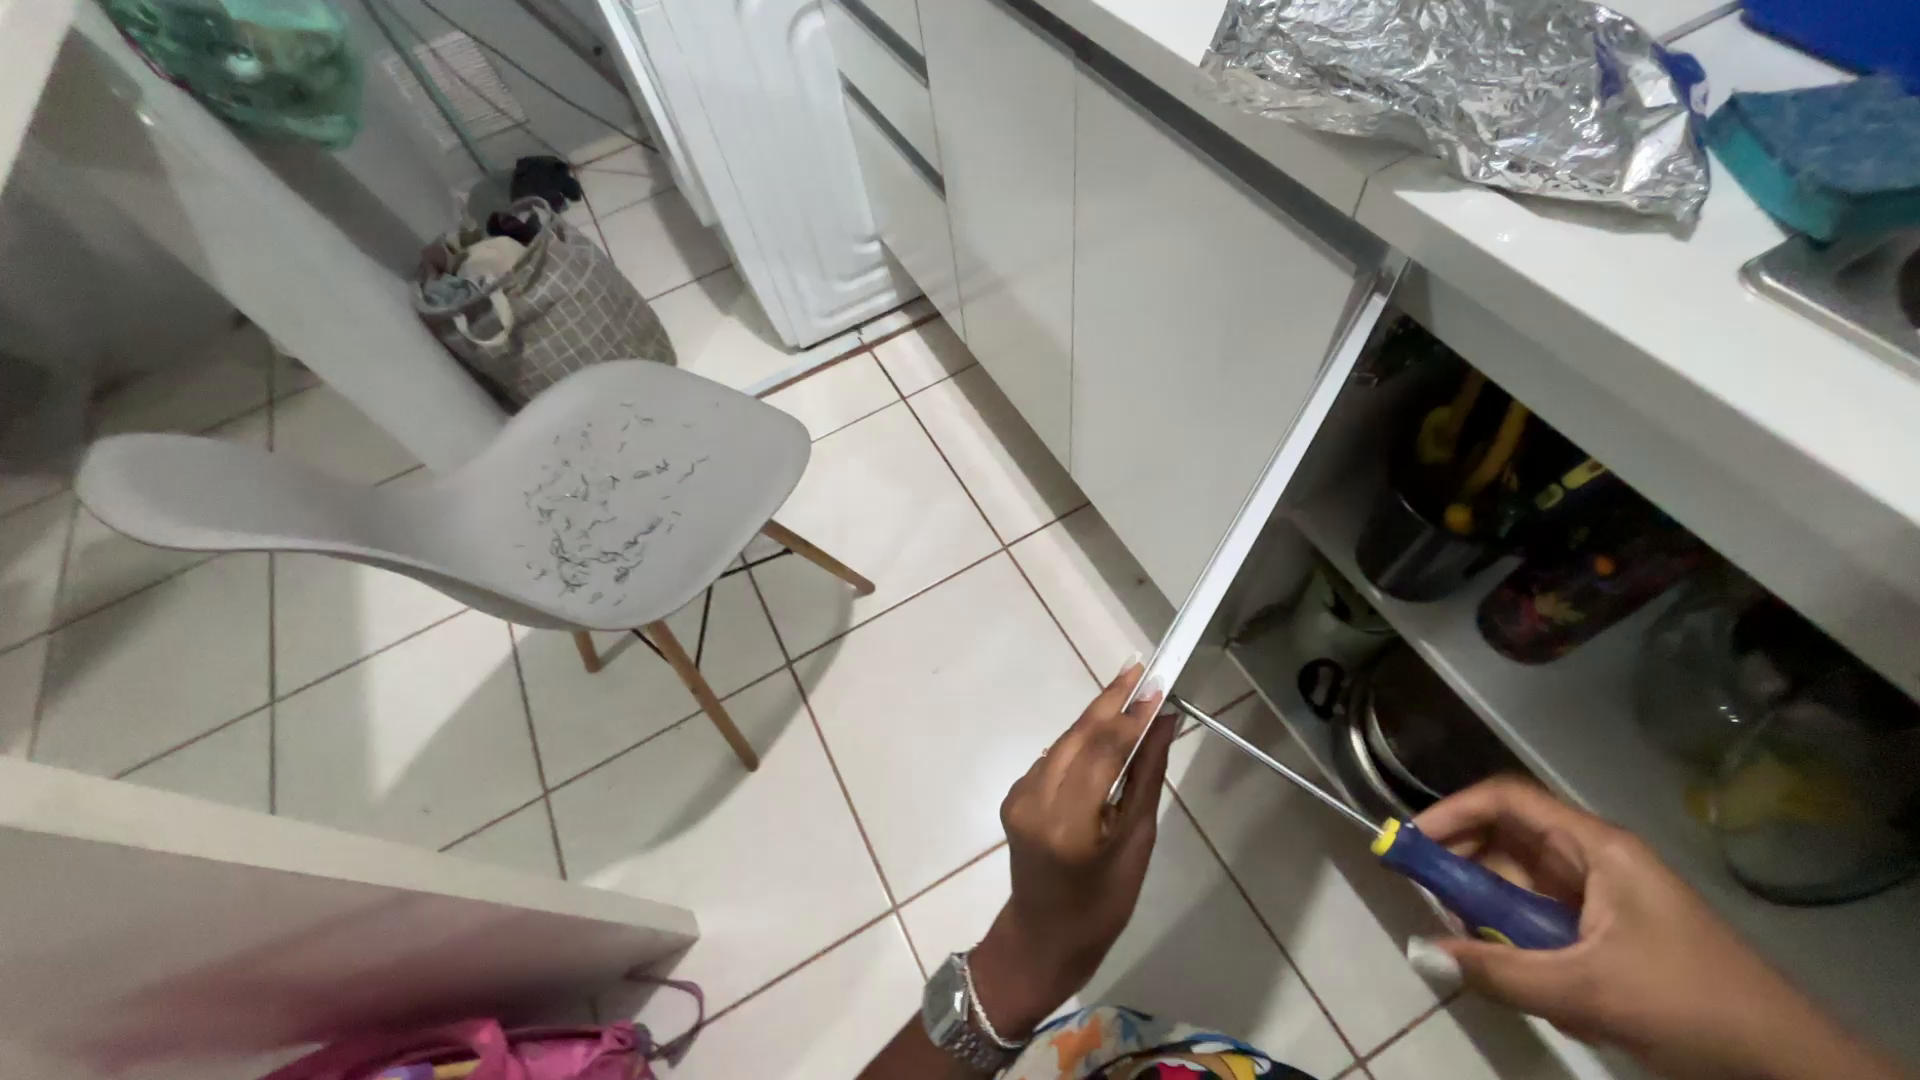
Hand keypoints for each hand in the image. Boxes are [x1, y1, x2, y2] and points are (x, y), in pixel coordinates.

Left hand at [967, 662, 1172, 1039]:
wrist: (1045, 935)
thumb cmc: (1103, 903)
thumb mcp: (1136, 842)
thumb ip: (1146, 777)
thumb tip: (1162, 724)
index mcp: (1069, 822)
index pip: (1103, 750)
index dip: (1130, 714)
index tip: (1156, 685)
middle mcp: (1035, 800)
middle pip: (1078, 736)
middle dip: (1110, 702)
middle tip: (1141, 672)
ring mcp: (1019, 795)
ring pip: (1064, 743)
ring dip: (1096, 720)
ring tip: (1130, 694)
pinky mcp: (1015, 795)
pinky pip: (1053, 759)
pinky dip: (1080, 744)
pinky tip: (1104, 734)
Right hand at [1414, 777, 1899, 1079]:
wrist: (1794, 1070)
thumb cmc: (1692, 1006)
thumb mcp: (1588, 991)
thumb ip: (1497, 972)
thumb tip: (1419, 951)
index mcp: (1596, 847)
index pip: (1507, 801)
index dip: (1452, 812)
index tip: (1410, 844)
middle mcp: (1594, 860)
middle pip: (1506, 839)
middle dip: (1462, 866)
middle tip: (1427, 897)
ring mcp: (1601, 897)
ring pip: (1518, 883)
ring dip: (1487, 910)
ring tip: (1468, 944)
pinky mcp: (1604, 933)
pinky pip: (1539, 920)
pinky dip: (1515, 940)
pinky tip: (1514, 973)